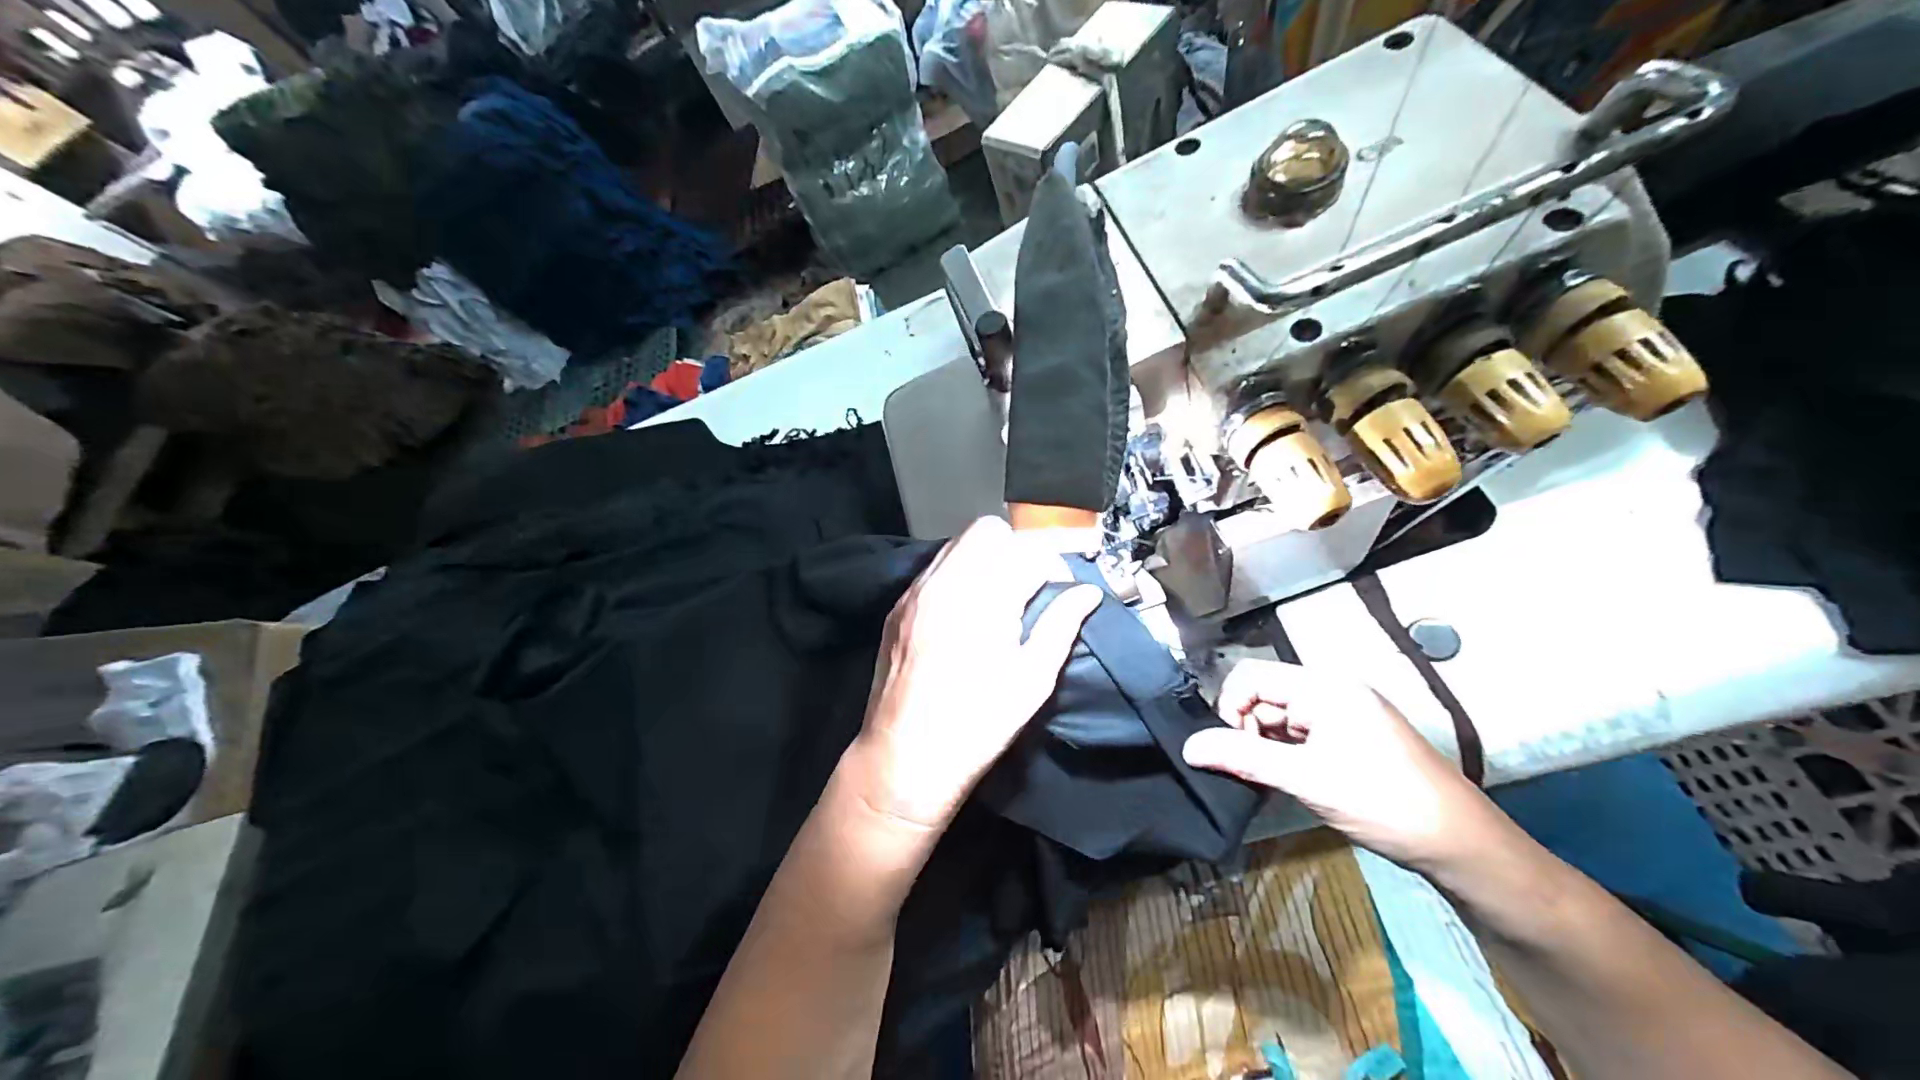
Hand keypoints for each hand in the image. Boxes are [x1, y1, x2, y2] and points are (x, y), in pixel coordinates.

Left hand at [845, 517, 1101, 835]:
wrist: (904, 757)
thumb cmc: (977, 725)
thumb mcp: (1033, 679)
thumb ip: (1061, 624)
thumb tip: (1088, 594)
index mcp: (985, 598)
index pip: (1029, 550)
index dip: (1054, 566)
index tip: (1060, 588)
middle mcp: (945, 582)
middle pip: (989, 530)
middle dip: (1016, 549)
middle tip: (1029, 587)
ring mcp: (915, 592)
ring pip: (957, 544)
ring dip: (985, 559)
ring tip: (999, 600)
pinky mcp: (897, 607)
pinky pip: (934, 568)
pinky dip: (957, 575)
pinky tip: (966, 612)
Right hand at [1182, 659, 1506, 869]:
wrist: (1462, 844)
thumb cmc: (1383, 802)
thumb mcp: (1306, 780)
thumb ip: (1243, 758)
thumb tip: (1189, 747)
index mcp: (1324, 688)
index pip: (1250, 677)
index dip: (1230, 710)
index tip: (1235, 752)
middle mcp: (1333, 691)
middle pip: (1265, 696)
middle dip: (1250, 731)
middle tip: (1259, 772)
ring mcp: (1346, 714)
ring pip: (1282, 718)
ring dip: (1268, 746)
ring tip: (1281, 781)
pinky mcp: (1354, 737)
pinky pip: (1303, 733)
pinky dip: (1289, 754)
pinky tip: (1296, 781)